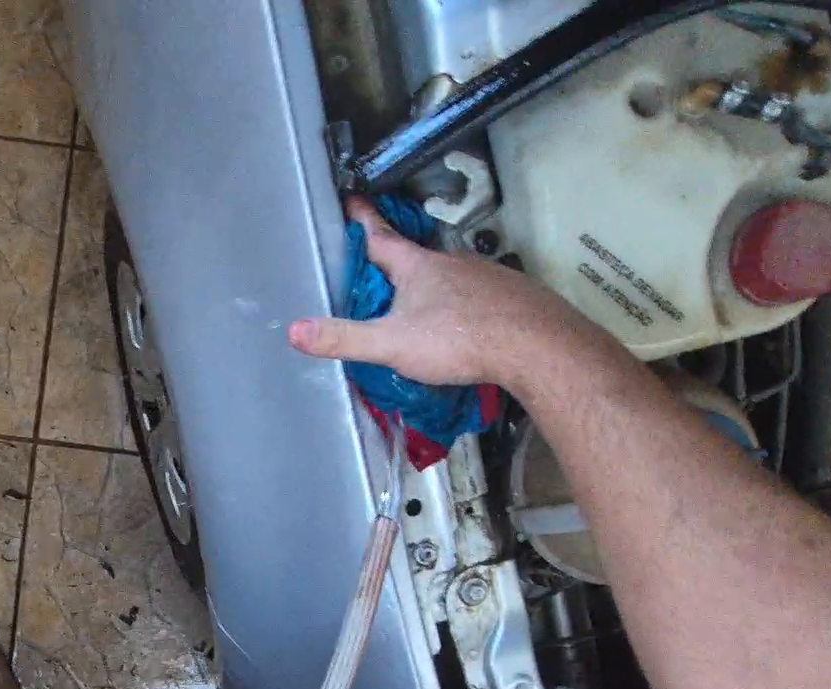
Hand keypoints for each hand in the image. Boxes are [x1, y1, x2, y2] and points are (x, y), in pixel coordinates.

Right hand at [287, 197, 624, 388]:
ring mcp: (483, 278)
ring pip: (446, 278)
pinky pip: (474, 297)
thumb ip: (344, 338)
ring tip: (415, 309)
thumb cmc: (459, 339)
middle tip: (375, 272)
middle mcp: (451, 263)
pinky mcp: (507, 298)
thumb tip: (295, 331)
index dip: (362, 221)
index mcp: (417, 267)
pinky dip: (458, 306)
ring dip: (428, 288)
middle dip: (393, 263)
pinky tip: (457, 327)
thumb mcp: (391, 343)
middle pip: (413, 258)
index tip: (351, 201)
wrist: (535, 346)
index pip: (380, 237)